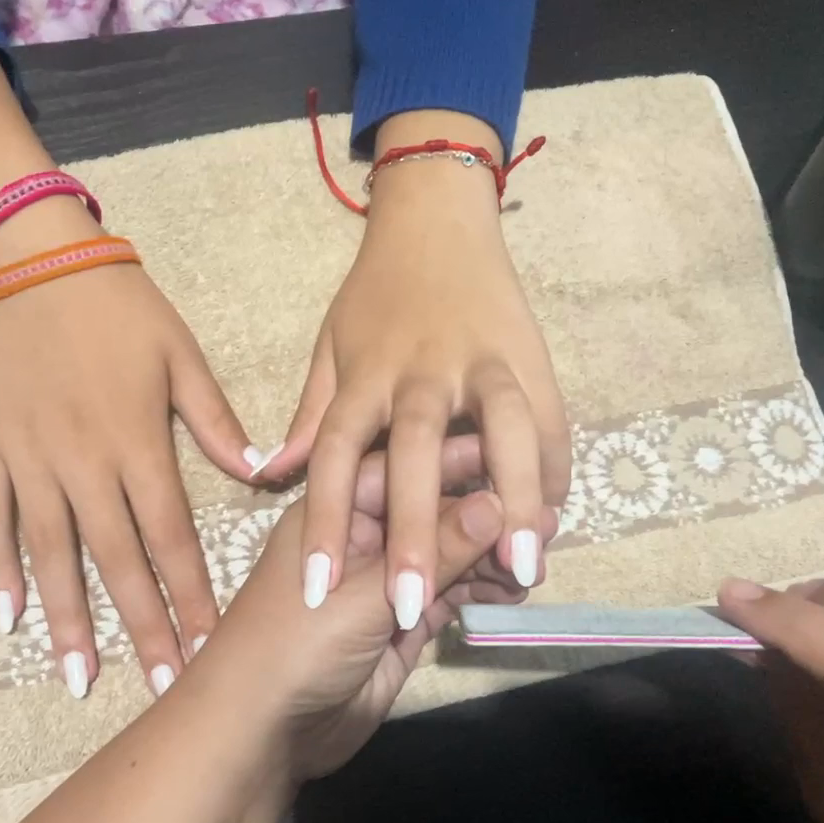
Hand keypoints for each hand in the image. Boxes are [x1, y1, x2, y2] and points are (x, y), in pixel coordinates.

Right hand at [0, 227, 262, 699]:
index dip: (190, 595)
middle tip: (156, 685)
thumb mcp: (181, 354)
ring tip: (79, 675)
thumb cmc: (117, 307)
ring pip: (52, 553)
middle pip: (118, 560)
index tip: (205, 647)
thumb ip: (216, 421)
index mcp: (139, 444)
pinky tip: (6, 615)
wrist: (29, 259)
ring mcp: (28, 460)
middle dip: (141, 626)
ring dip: (68, 617)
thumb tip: (259, 474)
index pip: (173, 537)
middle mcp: (85, 464)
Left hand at [202, 436, 554, 778]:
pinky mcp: (400, 625)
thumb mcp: (367, 591)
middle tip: (543, 520)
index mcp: (336, 508)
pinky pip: (448, 596)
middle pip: (431, 513)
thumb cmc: (296, 641)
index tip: (513, 457)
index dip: (458, 463)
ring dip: (488, 558)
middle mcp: (363, 538)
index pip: (404, 470)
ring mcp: (383, 583)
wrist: (261, 731)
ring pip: (446, 557)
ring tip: (536, 559)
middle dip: (484, 517)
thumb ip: (435, 550)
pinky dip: (479, 591)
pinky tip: (512, 588)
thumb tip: (499, 504)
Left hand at [258, 112, 569, 627]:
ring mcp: (482, 362)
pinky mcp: (531, 359)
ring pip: (500, 431)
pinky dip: (552, 470)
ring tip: (522, 570)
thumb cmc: (377, 294)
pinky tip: (553, 520)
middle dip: (416, 532)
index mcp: (365, 376)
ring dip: (515, 501)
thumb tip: (270, 472)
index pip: (332, 455)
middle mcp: (421, 372)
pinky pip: (545, 421)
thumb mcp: (330, 350)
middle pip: (415, 454)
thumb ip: (309, 416)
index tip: (315, 591)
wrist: (439, 218)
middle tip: (413, 604)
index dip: (320, 523)